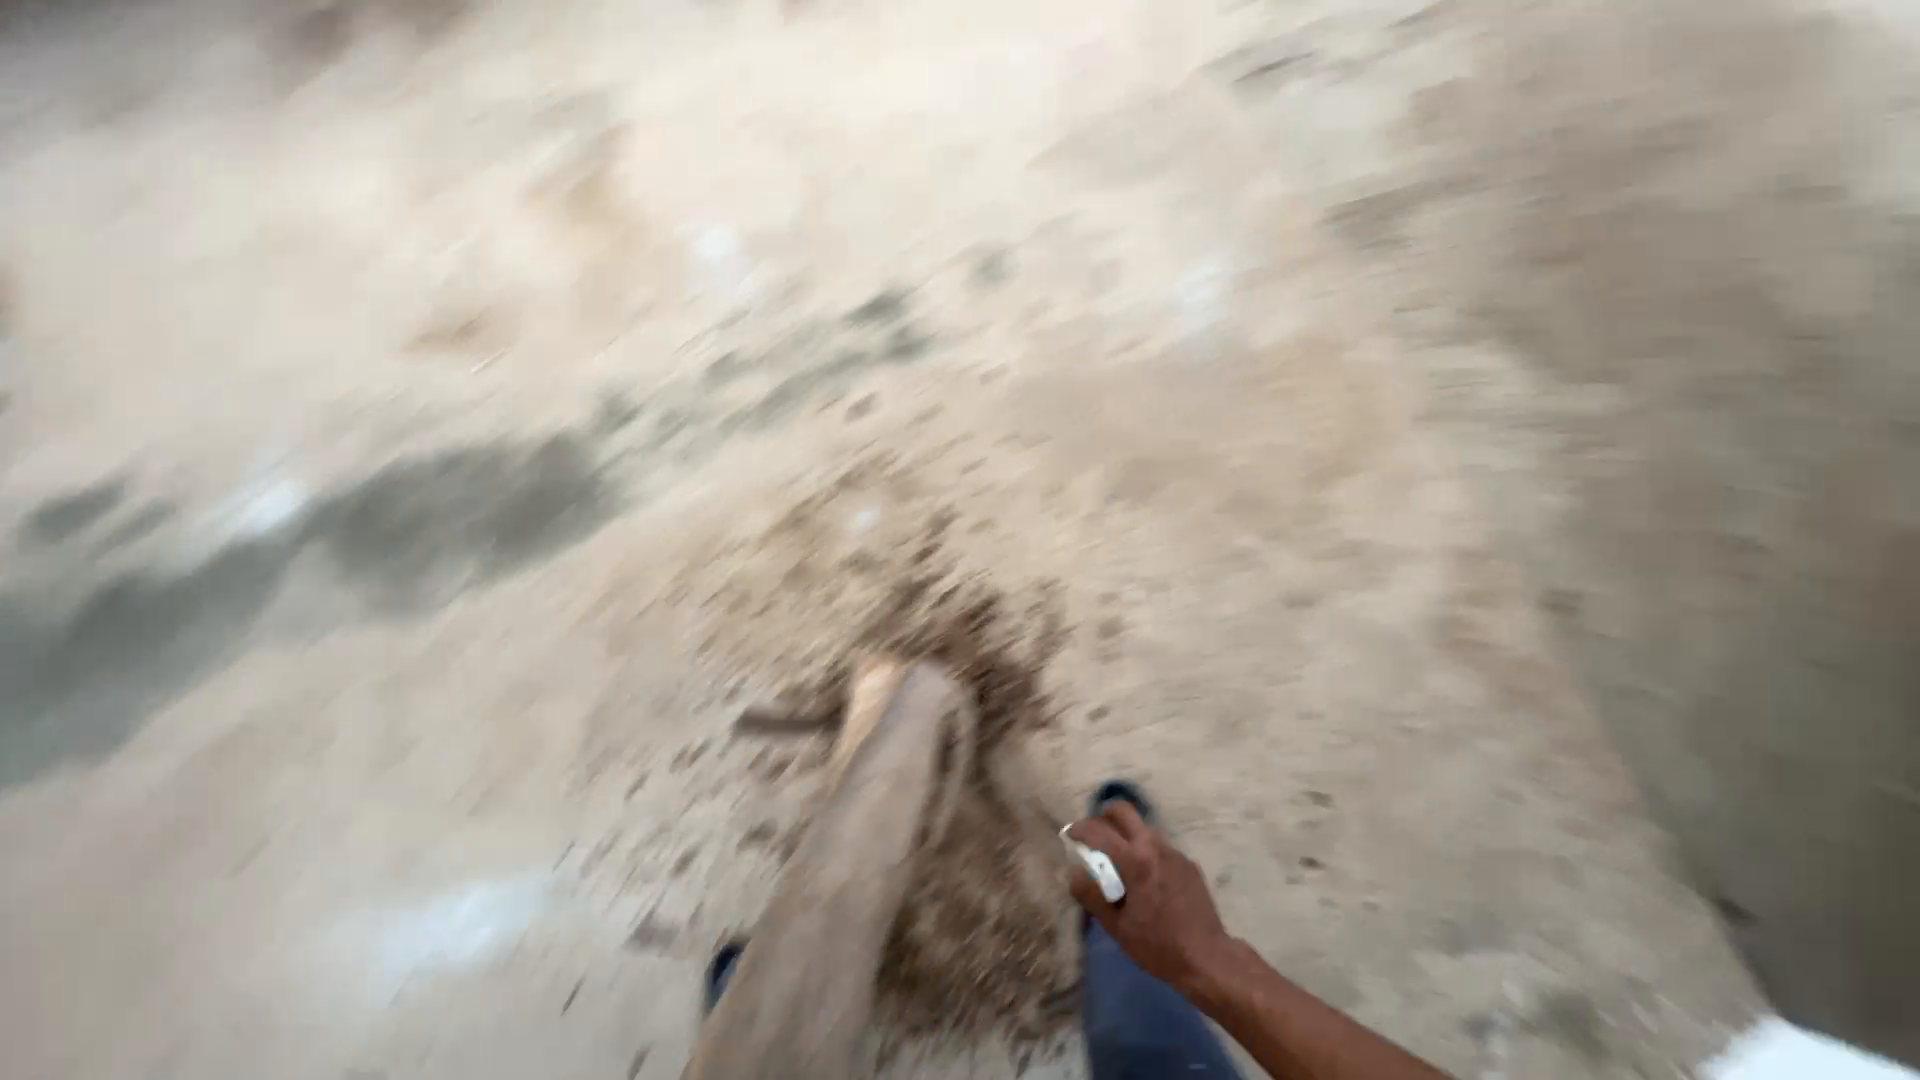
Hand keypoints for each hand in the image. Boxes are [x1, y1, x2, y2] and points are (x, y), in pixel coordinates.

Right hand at [1066, 801, 1235, 995]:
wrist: (1207, 959)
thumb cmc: (1158, 945)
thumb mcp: (1117, 927)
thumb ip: (1091, 896)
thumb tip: (1074, 873)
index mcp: (1135, 861)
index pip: (1099, 831)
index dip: (1079, 829)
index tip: (1069, 834)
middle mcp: (1155, 847)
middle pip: (1124, 811)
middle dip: (1103, 816)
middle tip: (1093, 835)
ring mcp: (1175, 853)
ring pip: (1144, 827)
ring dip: (1126, 833)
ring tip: (1118, 858)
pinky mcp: (1188, 863)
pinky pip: (1160, 846)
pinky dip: (1146, 850)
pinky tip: (1145, 877)